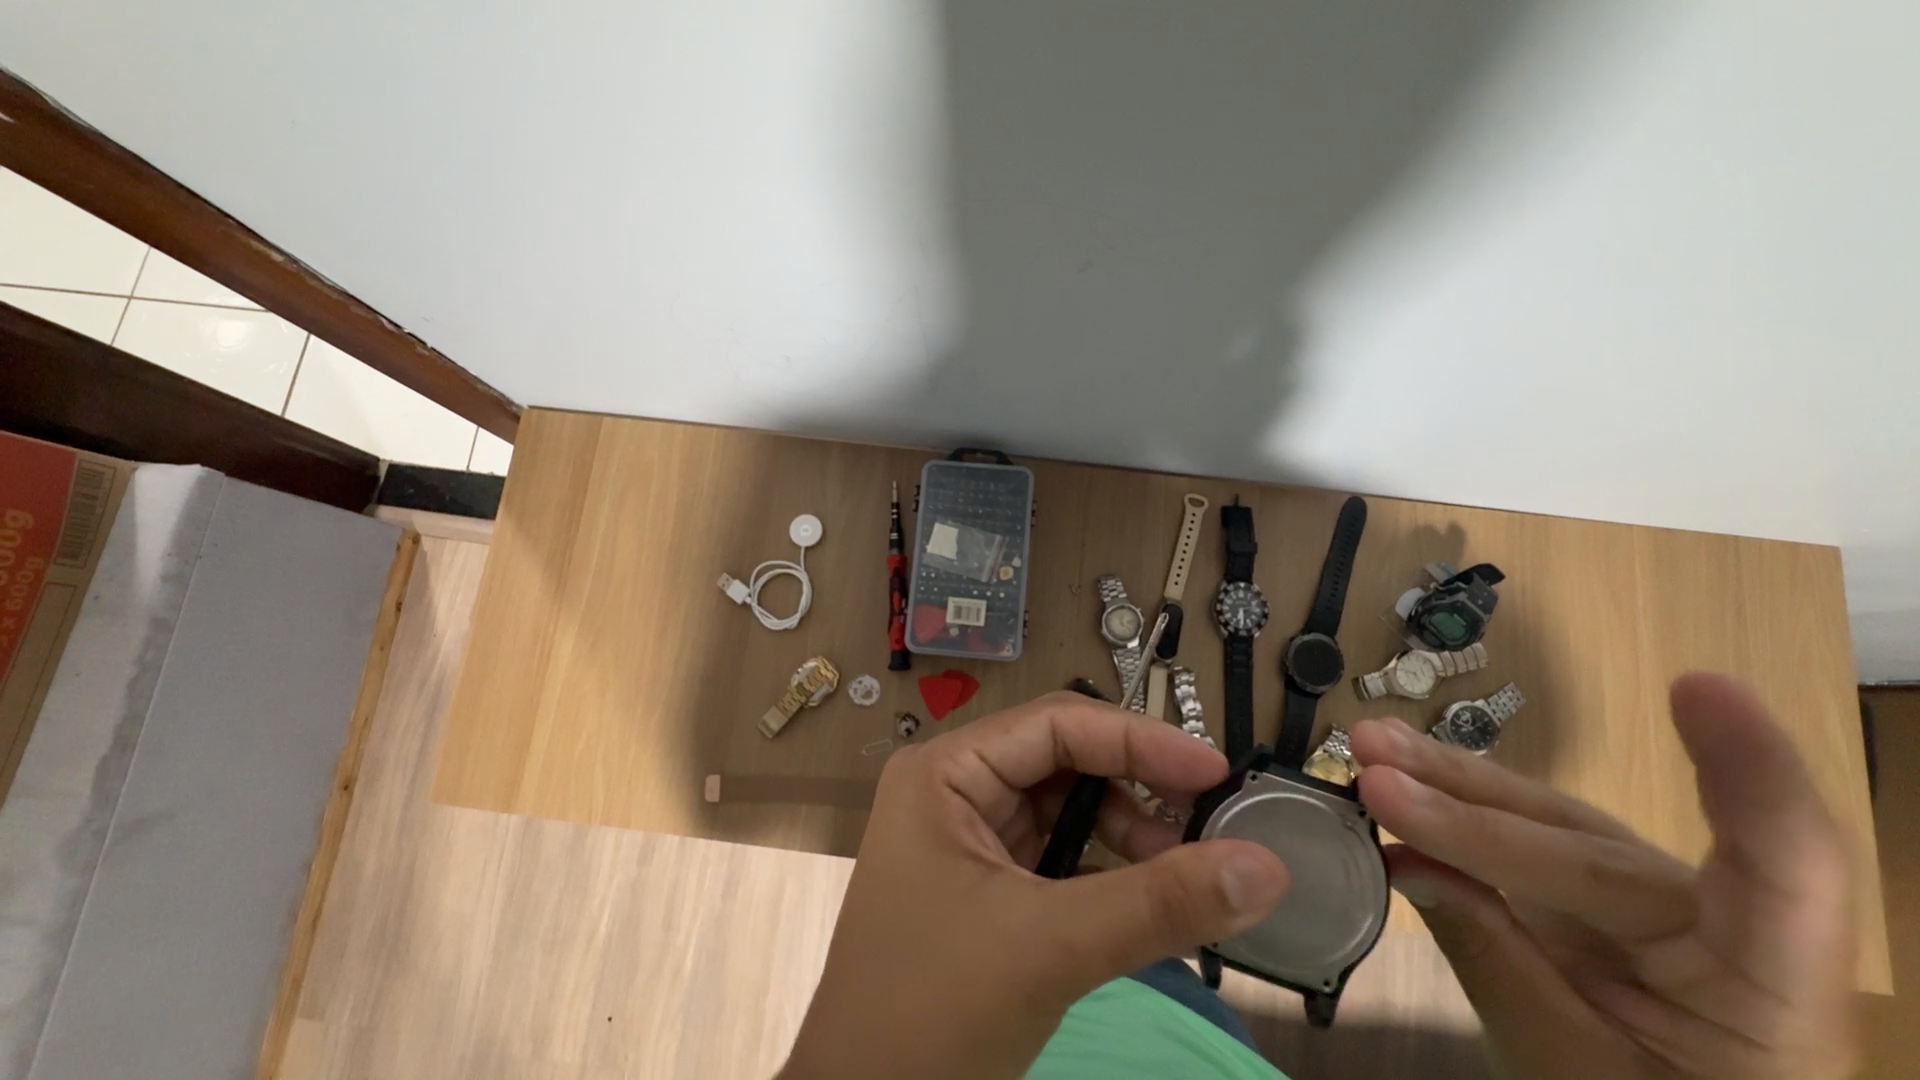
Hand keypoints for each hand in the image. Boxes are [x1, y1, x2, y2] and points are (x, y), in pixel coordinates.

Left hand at [779, 691, 1290, 1079]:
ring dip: (1127, 833)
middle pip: (1064, 761)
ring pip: (1066, 808)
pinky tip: (1148, 898)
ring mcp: (967, 838)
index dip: (1140, 740)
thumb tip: (1268, 867)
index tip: (1217, 774)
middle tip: (1209, 826)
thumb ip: (1159, 903)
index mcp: (944, 772)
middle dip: (1136, 788)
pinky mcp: (985, 885)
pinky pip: (1058, 855)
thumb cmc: (933, 1010)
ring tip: (1181, 876)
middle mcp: (953, 790)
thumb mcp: (1049, 947)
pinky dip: (1107, 871)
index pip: (1056, 725)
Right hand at [1351, 673, 1857, 1078]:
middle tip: (1375, 755)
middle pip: (1591, 845)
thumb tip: (1405, 861)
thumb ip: (1495, 960)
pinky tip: (1401, 781)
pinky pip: (1523, 843)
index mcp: (1760, 989)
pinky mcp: (1594, 896)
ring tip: (1373, 742)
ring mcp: (1647, 903)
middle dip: (1476, 805)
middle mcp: (1711, 923)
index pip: (1784, 870)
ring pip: (1551, 824)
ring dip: (1454, 782)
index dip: (1748, 774)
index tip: (1696, 686)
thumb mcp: (1566, 1067)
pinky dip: (1457, 812)